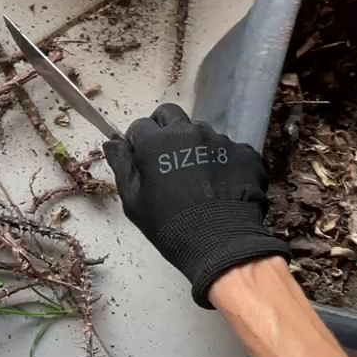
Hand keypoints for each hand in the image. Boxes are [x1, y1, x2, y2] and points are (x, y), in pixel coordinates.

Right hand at [103, 103, 288, 307]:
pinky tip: (220, 185)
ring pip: (200, 131)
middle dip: (164, 129)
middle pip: (170, 114)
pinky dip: (220, 161)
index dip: (137, 142)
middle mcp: (188, 132)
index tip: (140, 159)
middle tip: (165, 157)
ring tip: (196, 176)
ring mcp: (220, 140)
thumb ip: (121, 165)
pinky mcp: (245, 152)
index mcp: (156, 142)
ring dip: (193, 145)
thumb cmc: (167, 224)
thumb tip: (111, 141)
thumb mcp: (133, 200)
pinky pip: (227, 149)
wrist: (220, 242)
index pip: (140, 125)